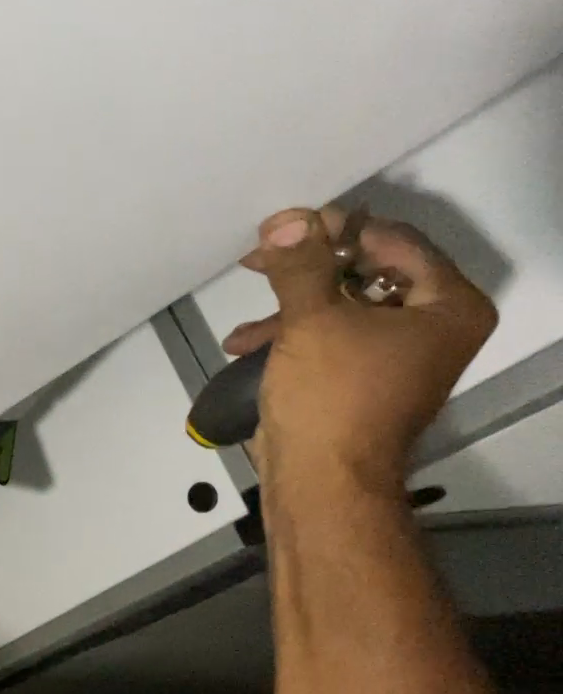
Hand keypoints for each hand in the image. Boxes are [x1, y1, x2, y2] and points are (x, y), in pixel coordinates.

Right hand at [224, 208, 497, 491]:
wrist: (321, 474)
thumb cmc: (332, 394)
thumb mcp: (312, 321)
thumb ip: (301, 266)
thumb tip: (288, 218)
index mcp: (447, 307)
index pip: (395, 244)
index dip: (338, 231)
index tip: (283, 228)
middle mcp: (432, 327)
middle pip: (366, 276)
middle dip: (305, 273)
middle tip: (258, 261)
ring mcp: (396, 356)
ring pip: (340, 309)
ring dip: (288, 310)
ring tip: (245, 324)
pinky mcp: (360, 378)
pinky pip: (328, 339)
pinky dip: (289, 337)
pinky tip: (247, 346)